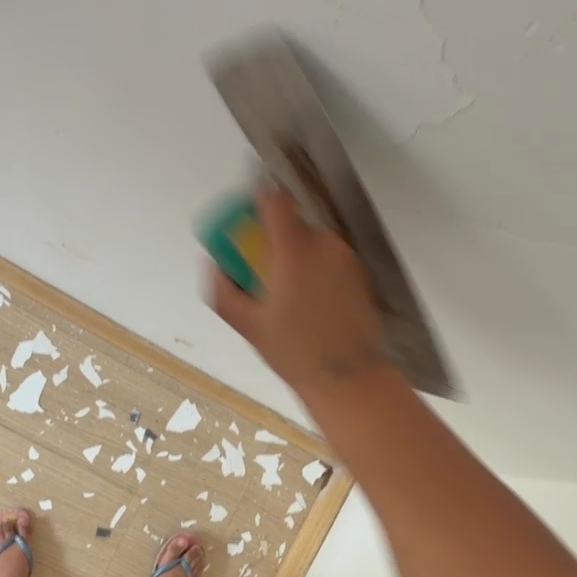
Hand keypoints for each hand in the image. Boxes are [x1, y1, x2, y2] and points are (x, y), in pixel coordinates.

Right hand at [208, 185, 388, 394]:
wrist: (348, 376)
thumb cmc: (294, 353)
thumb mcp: (248, 326)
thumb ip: (224, 290)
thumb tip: (215, 264)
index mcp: (294, 250)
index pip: (274, 200)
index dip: (257, 203)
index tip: (246, 221)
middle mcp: (324, 244)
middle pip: (292, 225)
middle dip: (276, 244)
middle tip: (264, 277)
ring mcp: (346, 257)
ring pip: (313, 244)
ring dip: (298, 261)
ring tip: (290, 300)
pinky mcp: (360, 273)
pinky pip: (330, 261)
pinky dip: (317, 274)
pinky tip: (312, 307)